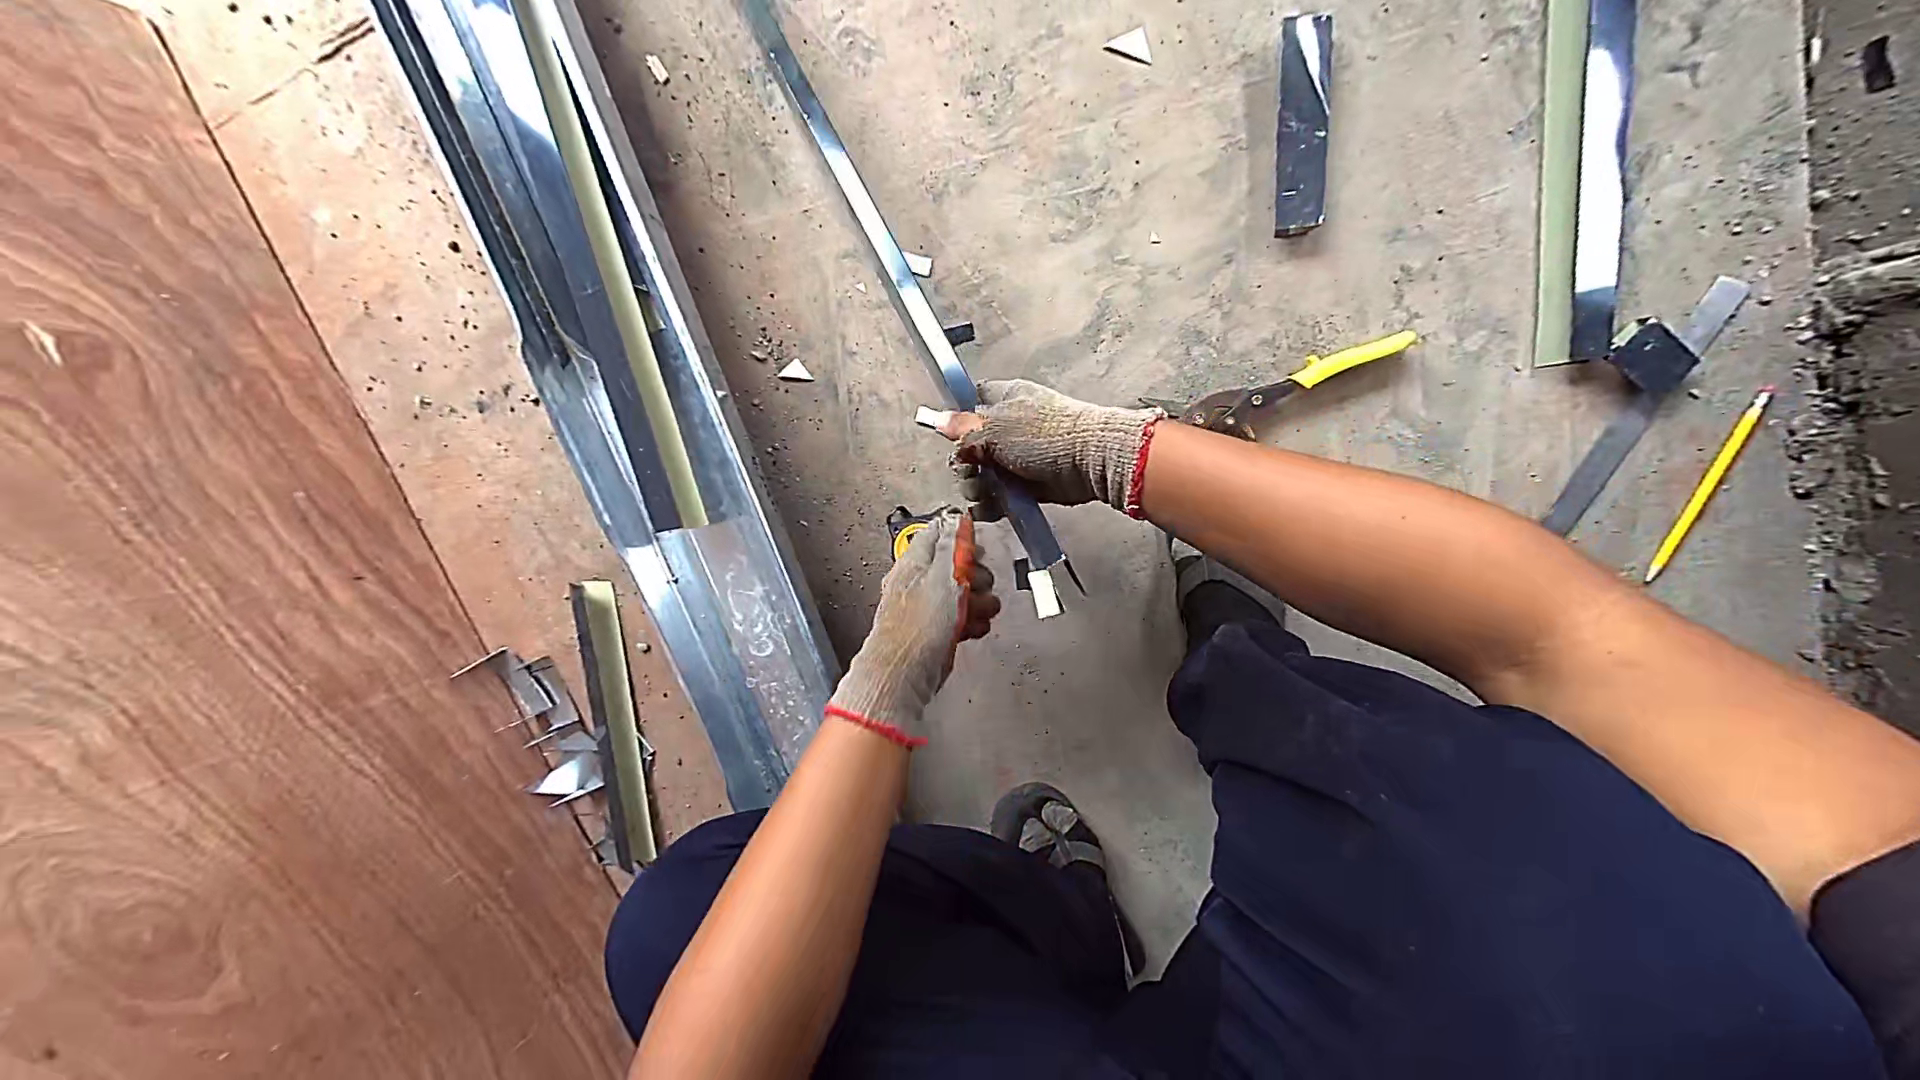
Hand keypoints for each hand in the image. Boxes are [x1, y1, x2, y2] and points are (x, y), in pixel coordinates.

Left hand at [826, 510, 998, 745]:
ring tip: (976, 612)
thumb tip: (956, 517)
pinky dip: (973, 621)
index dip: (964, 538)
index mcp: (915, 561)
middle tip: (976, 587)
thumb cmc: (917, 627)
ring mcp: (930, 605)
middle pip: (960, 564)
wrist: (907, 673)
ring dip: (980, 601)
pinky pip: (965, 616)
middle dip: (977, 575)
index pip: (941, 533)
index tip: (977, 550)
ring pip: (967, 592)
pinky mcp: (940, 628)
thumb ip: (952, 545)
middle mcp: (921, 581)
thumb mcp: (942, 575)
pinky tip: (973, 628)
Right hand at [936, 379, 1161, 515]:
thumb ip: (962, 429)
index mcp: (1002, 400)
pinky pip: (996, 495)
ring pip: (980, 475)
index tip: (953, 437)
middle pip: (969, 447)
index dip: (957, 419)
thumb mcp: (995, 427)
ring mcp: (1016, 458)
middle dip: (965, 464)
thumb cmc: (1045, 435)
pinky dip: (990, 503)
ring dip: (976, 487)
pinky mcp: (1024, 485)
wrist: (1090, 462)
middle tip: (974, 471)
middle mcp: (1007, 428)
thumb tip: (935, 420)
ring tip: (986, 490)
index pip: (969, 403)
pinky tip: (991, 506)